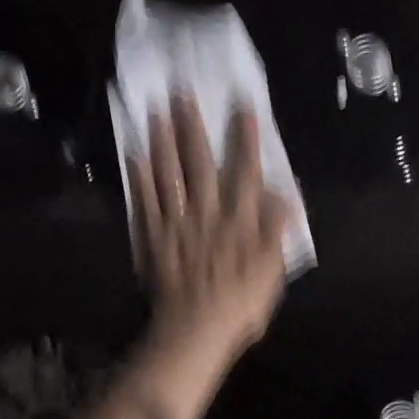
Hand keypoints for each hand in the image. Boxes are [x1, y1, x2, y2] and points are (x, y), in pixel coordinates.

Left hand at [127, 96, 291, 361]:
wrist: (195, 330)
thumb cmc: (239, 306)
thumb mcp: (270, 273)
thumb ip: (275, 232)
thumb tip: (284, 194)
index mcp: (238, 221)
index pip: (244, 171)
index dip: (244, 137)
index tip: (241, 103)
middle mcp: (206, 213)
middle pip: (199, 162)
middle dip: (192, 124)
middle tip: (182, 88)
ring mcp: (176, 223)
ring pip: (168, 174)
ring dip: (162, 139)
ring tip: (156, 108)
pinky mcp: (153, 237)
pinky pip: (144, 201)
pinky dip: (139, 175)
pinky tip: (134, 151)